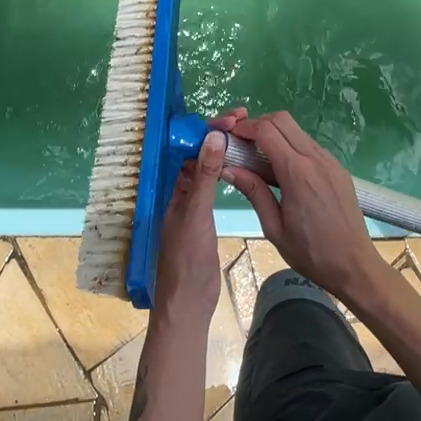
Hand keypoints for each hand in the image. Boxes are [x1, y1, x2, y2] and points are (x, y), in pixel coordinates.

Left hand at [153, 109, 246, 327]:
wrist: (189, 304)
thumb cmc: (188, 259)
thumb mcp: (197, 214)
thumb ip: (205, 177)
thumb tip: (213, 136)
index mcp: (173, 190)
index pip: (189, 148)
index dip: (208, 130)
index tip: (234, 117)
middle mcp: (180, 195)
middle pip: (197, 156)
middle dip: (217, 136)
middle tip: (245, 120)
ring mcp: (192, 208)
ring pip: (206, 171)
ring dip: (223, 151)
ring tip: (247, 137)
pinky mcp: (204, 222)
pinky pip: (213, 188)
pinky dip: (227, 174)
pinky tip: (242, 170)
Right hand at [222, 112, 389, 301]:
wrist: (355, 265)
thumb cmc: (311, 253)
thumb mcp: (274, 228)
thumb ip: (254, 193)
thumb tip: (228, 169)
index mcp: (297, 173)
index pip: (266, 130)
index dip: (244, 128)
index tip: (230, 137)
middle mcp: (315, 159)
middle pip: (282, 119)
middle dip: (258, 124)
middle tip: (242, 144)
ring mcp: (330, 161)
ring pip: (297, 130)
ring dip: (275, 134)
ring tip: (259, 159)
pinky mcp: (338, 169)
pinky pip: (310, 145)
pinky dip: (291, 146)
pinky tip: (283, 170)